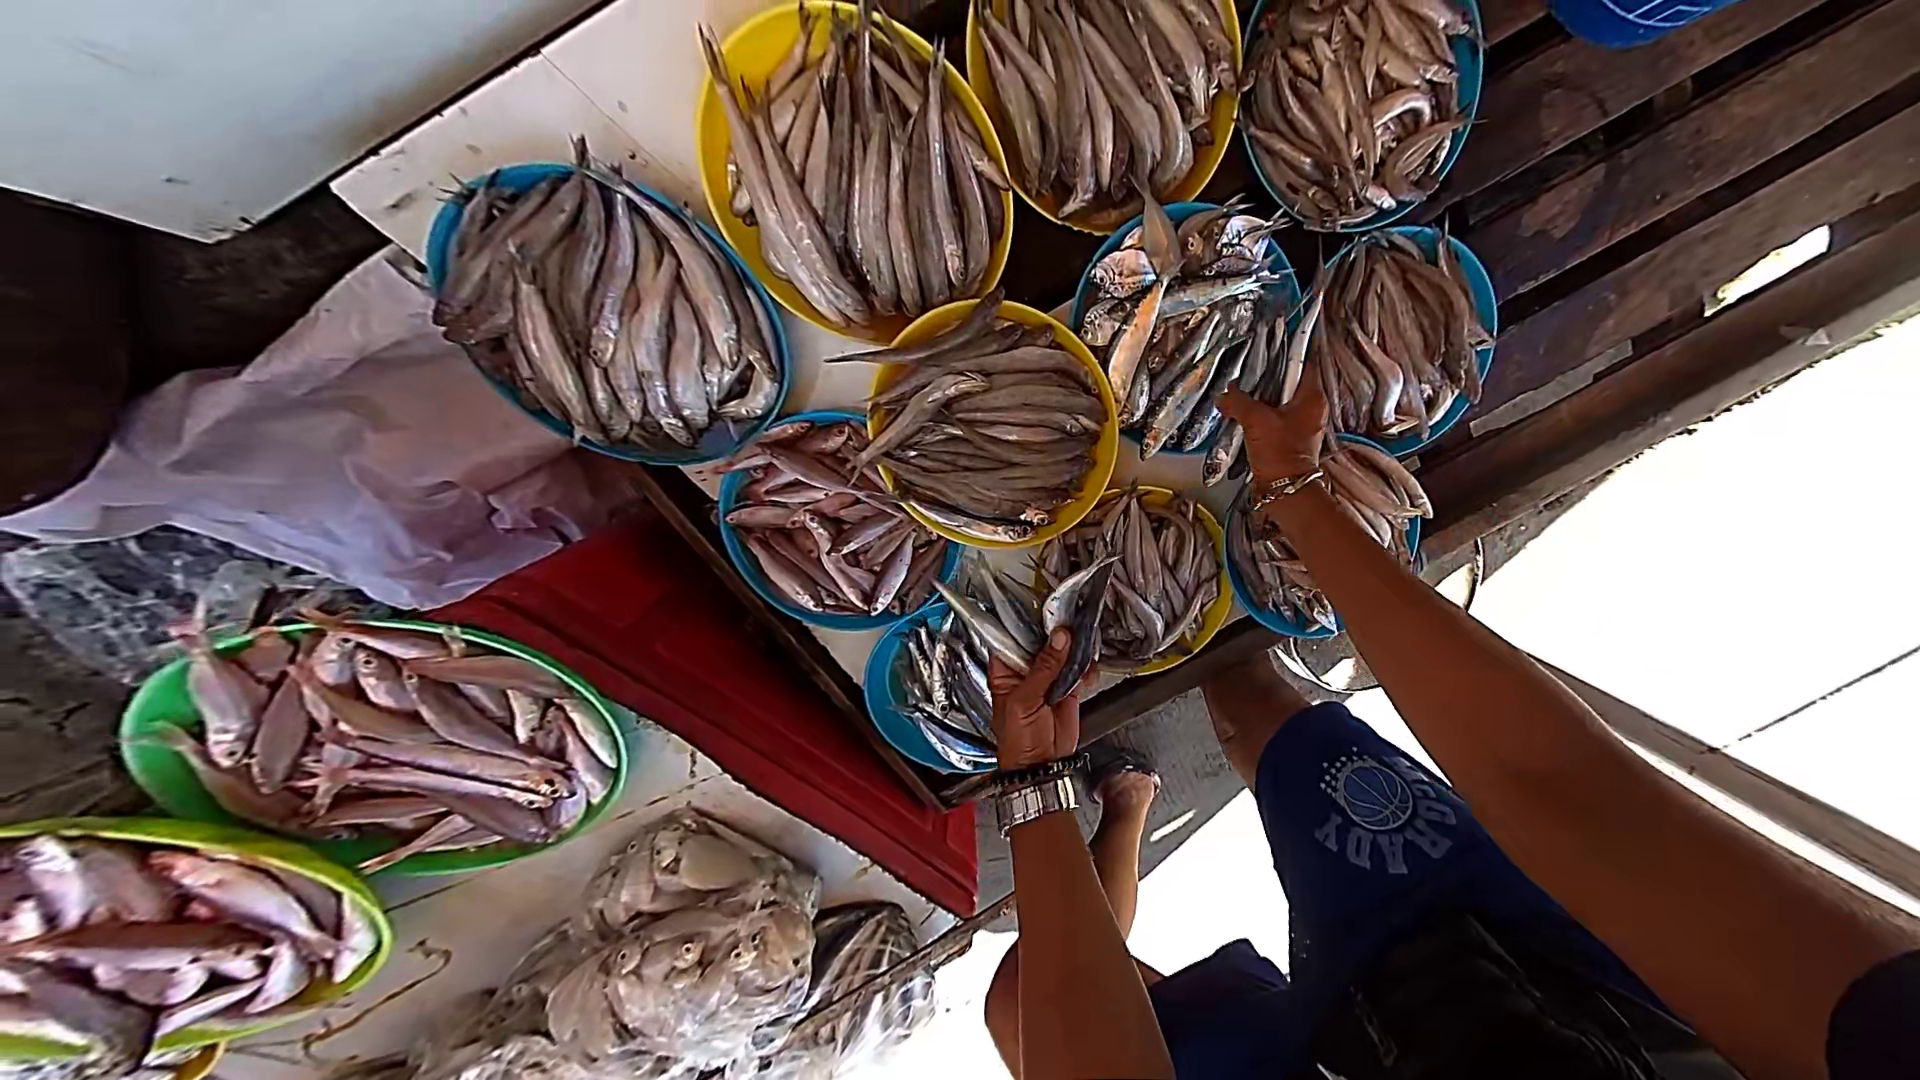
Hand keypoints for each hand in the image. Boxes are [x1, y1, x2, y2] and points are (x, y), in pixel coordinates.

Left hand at [989, 628, 1091, 769]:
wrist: (1042, 766)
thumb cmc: (1018, 739)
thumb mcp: (1025, 700)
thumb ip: (1044, 668)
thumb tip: (1059, 639)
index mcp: (1005, 670)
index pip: (1013, 638)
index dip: (1027, 623)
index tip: (1044, 610)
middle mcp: (1026, 670)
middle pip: (1041, 642)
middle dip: (1056, 633)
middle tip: (1070, 623)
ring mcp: (1047, 679)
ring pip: (1062, 654)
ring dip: (1075, 649)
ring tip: (1084, 643)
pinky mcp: (1067, 689)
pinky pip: (1078, 671)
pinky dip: (1086, 668)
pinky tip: (1089, 669)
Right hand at [1218, 362, 1328, 486]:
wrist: (1283, 488)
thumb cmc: (1279, 453)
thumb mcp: (1255, 421)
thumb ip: (1238, 403)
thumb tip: (1225, 395)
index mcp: (1312, 398)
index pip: (1304, 364)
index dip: (1288, 354)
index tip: (1270, 348)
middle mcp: (1312, 409)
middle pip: (1290, 383)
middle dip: (1269, 380)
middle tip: (1248, 377)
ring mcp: (1302, 425)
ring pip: (1281, 402)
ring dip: (1263, 400)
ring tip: (1243, 398)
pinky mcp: (1291, 439)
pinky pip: (1276, 418)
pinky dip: (1262, 416)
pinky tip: (1246, 418)